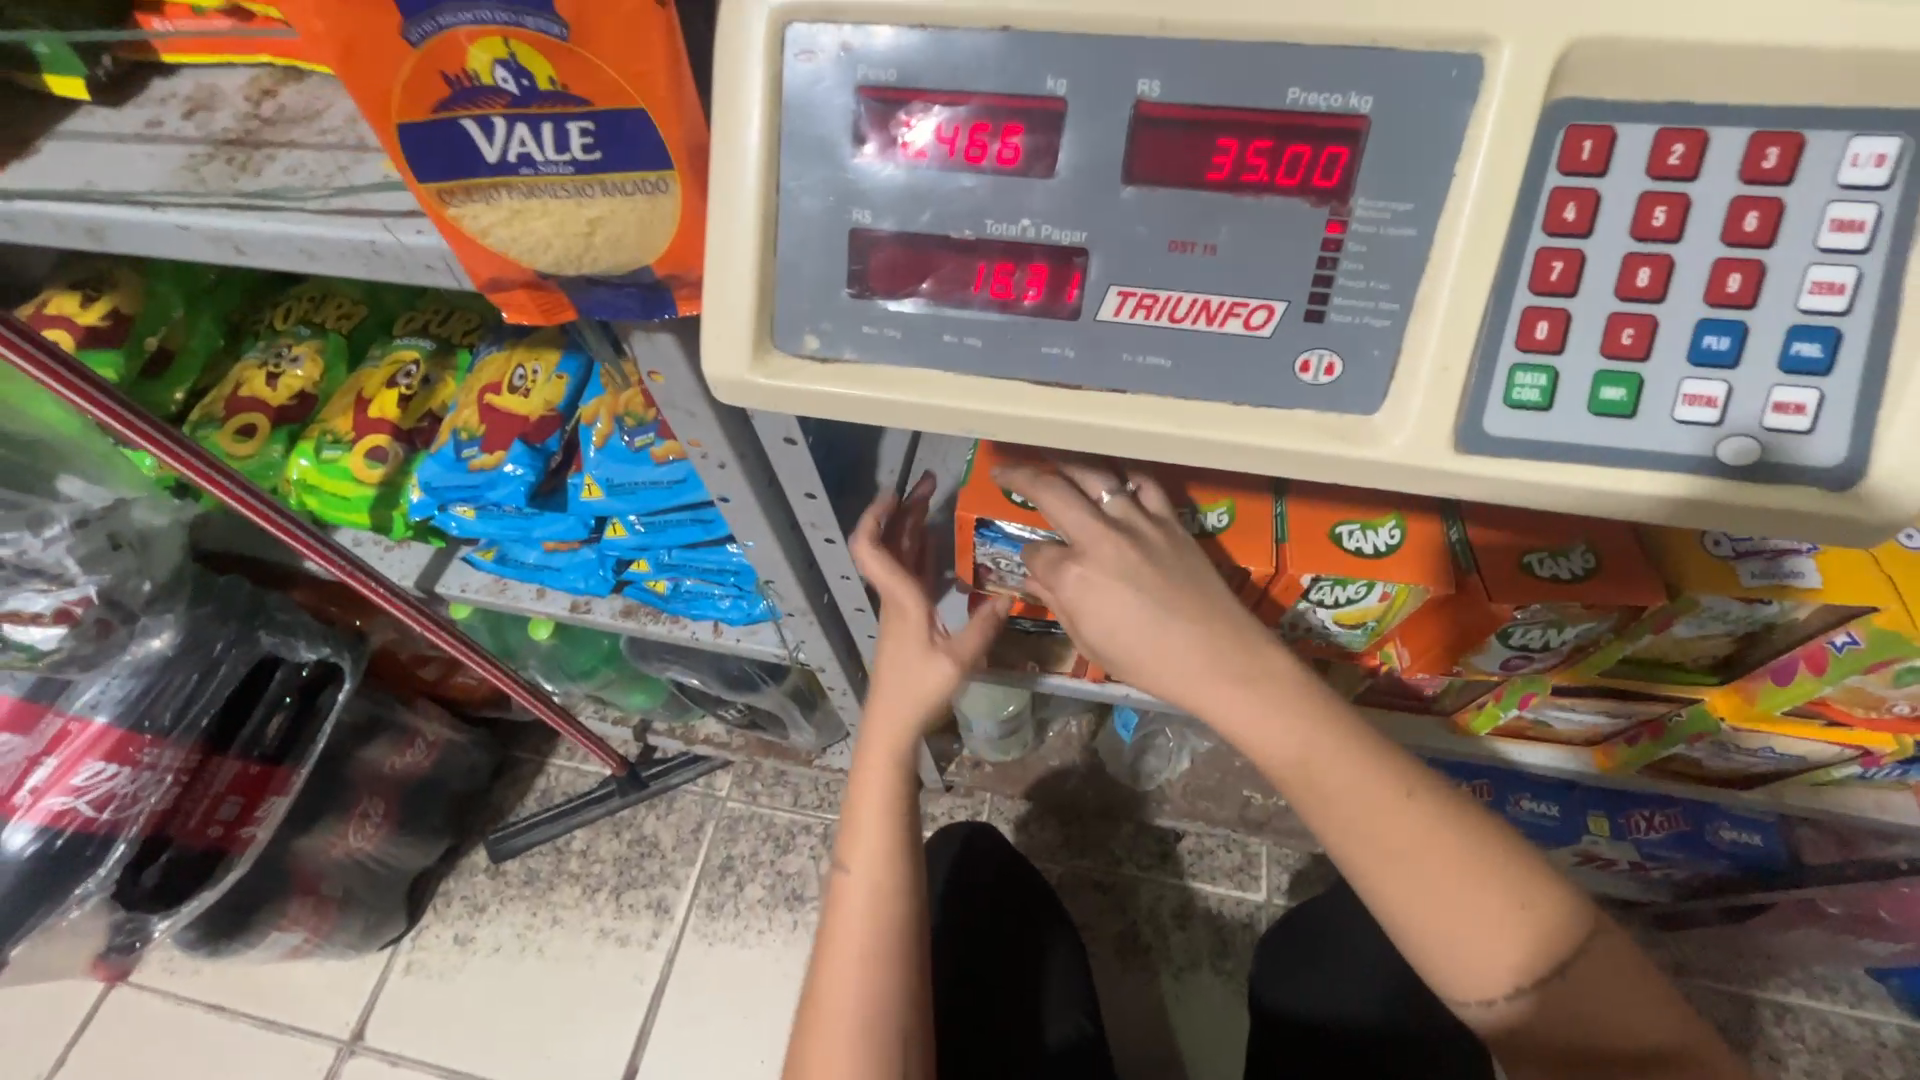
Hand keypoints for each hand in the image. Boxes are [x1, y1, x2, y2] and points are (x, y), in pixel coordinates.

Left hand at [849, 471, 1011, 754]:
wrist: (892, 723)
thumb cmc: (919, 692)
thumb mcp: (958, 661)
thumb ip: (983, 628)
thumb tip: (1010, 596)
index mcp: (901, 599)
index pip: (871, 550)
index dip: (874, 517)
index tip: (895, 492)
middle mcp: (895, 595)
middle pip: (889, 542)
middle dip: (903, 508)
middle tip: (929, 482)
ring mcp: (899, 606)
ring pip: (900, 555)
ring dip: (911, 525)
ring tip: (932, 498)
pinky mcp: (907, 617)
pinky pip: (911, 572)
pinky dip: (921, 549)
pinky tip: (935, 538)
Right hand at [994, 460, 1286, 718]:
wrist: (1218, 656)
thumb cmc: (1146, 662)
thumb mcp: (1088, 642)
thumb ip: (1058, 602)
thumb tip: (1036, 578)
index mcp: (1073, 575)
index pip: (1035, 552)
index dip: (1030, 559)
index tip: (1034, 566)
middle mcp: (1099, 537)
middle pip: (1051, 491)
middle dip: (1020, 476)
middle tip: (1005, 468)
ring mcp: (1137, 522)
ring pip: (1094, 475)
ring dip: (1067, 465)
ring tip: (1052, 460)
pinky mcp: (1170, 520)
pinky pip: (1142, 484)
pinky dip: (1124, 478)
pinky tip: (1115, 481)